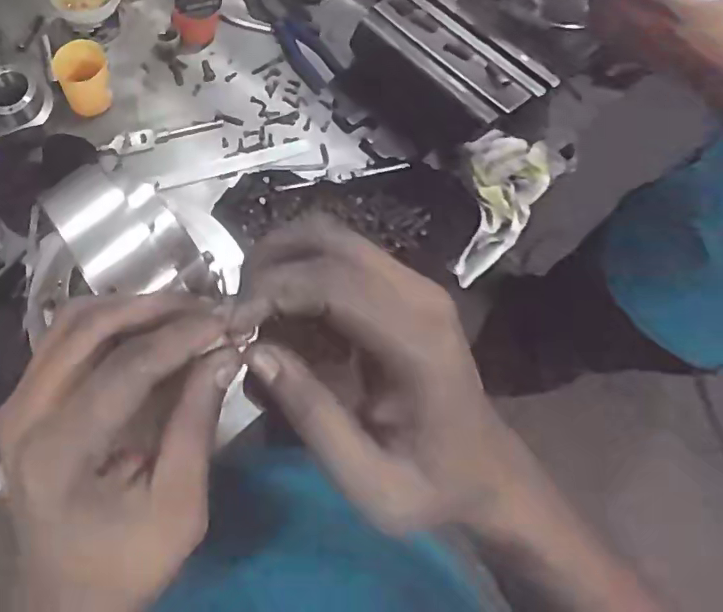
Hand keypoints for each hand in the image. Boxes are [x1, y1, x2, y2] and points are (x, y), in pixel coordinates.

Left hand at [0, 294, 239, 611]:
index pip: (121, 371)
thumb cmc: (123, 563)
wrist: (62, 593)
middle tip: (203, 305)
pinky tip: (146, 321)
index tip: (222, 320)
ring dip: (129, 305)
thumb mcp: (177, 512)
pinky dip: (108, 318)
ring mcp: (14, 399)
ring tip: (180, 308)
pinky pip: (64, 333)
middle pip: (88, 329)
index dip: (176, 338)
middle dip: (153, 309)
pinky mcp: (21, 392)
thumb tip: (223, 352)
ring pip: (72, 320)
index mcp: (55, 455)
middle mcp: (22, 414)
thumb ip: (195, 428)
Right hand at [230, 218, 534, 534]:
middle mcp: (416, 292)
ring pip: (324, 234)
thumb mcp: (372, 485)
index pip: (331, 281)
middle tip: (238, 310)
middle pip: (324, 237)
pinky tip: (284, 317)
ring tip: (254, 310)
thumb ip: (313, 420)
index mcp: (418, 340)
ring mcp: (409, 280)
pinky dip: (295, 271)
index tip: (233, 325)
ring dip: (278, 261)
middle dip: (268, 263)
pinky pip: (332, 252)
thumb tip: (254, 353)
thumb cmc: (432, 487)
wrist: (488, 474)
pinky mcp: (396, 281)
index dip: (272, 291)